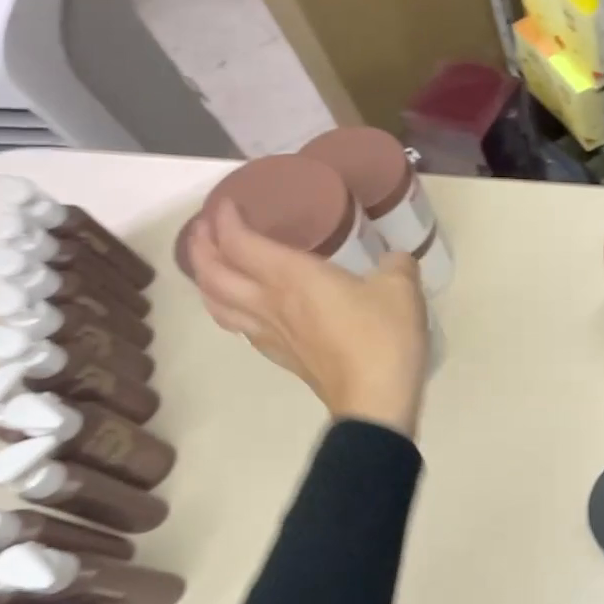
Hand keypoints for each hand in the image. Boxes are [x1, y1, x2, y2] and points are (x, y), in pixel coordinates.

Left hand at [188, 199, 428, 435]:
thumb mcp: (401, 289)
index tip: (227, 203)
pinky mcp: (282, 357)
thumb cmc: (383, 337)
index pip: (240, 242)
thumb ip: (396, 265)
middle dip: (203, 246)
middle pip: (214, 272)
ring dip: (206, 280)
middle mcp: (270, 302)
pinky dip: (229, 309)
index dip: (225, 219)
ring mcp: (271, 334)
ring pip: (217, 303)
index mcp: (292, 277)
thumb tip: (394, 259)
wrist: (375, 399)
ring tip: (212, 267)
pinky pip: (240, 327)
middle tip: (206, 229)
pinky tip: (246, 309)